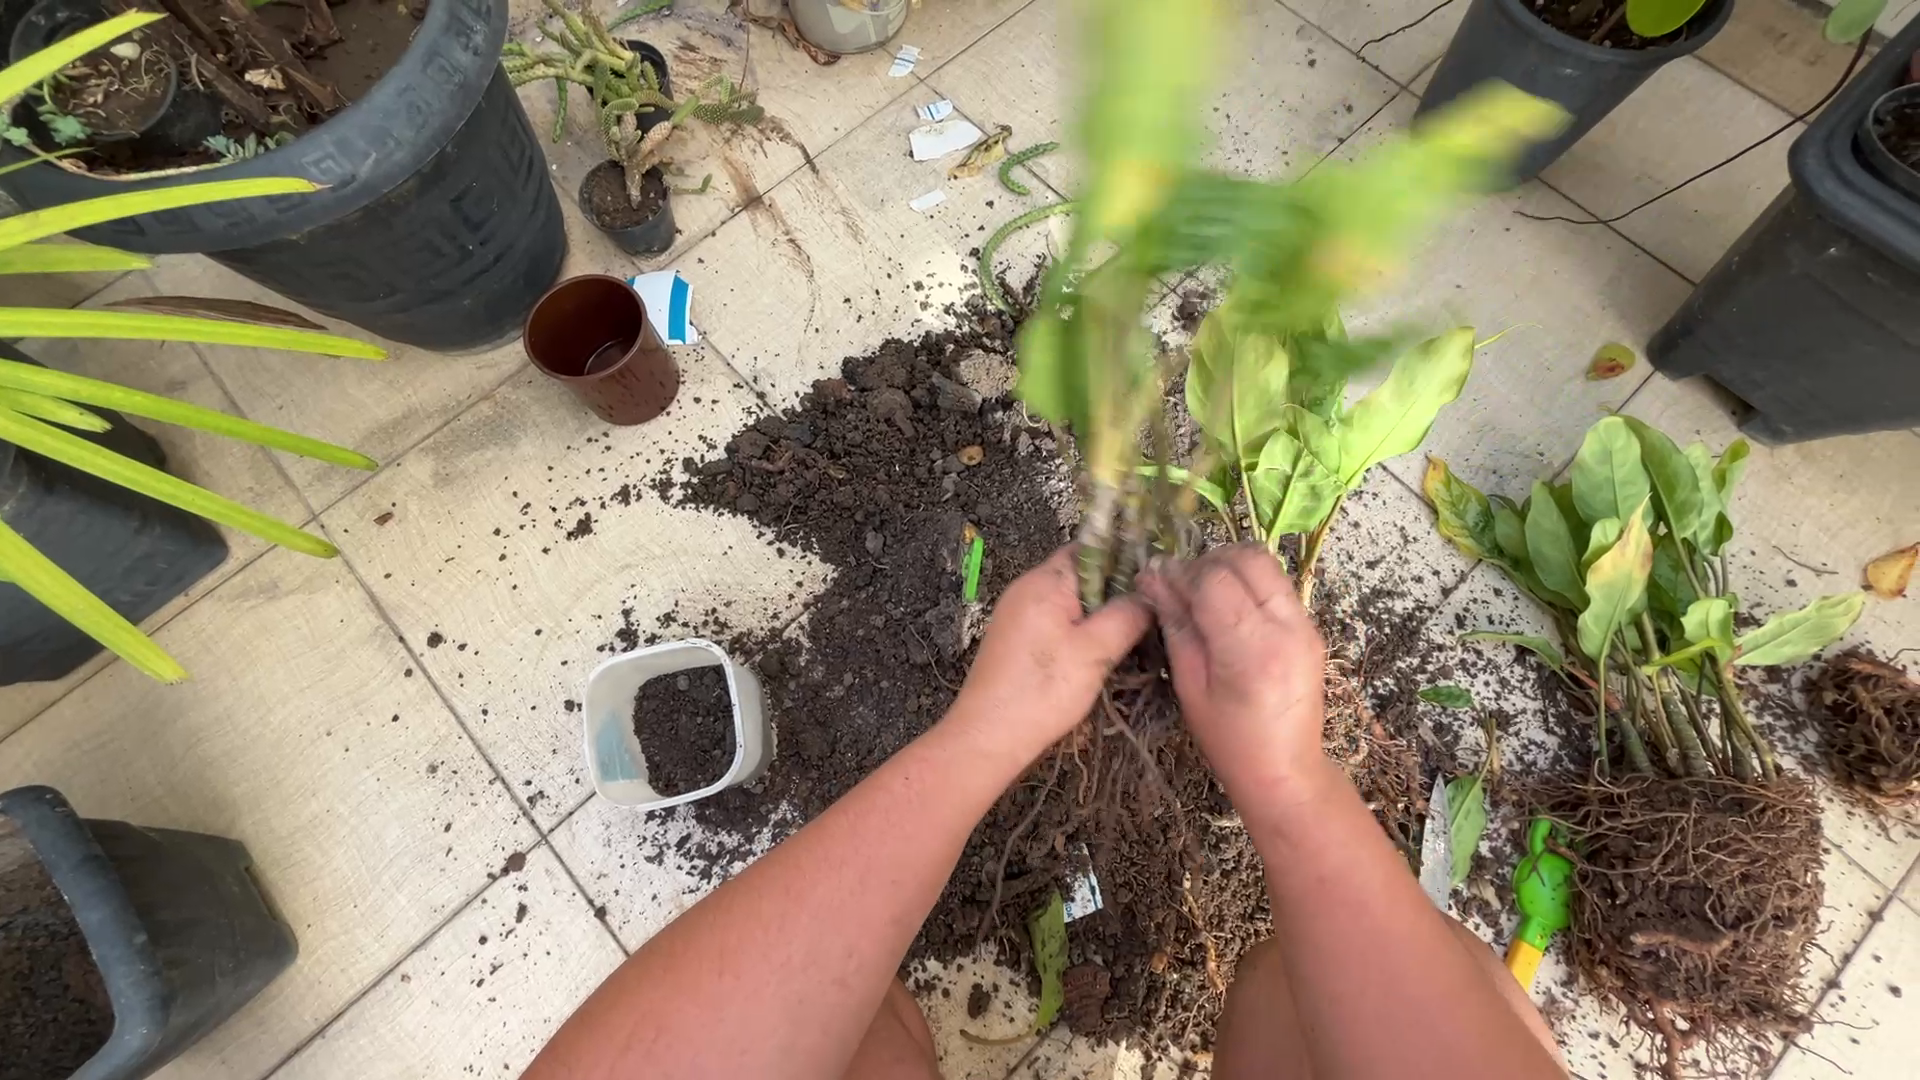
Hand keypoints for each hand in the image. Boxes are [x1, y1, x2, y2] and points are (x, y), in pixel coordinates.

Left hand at [948, 546, 1151, 758]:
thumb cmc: (1043, 689)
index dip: (1124, 556)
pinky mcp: (1018, 639)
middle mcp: (1027, 589)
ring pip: (1071, 601)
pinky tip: (1104, 651)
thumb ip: (1127, 614)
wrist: (989, 736)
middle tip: (1153, 609)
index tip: (1156, 575)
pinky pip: (1057, 621)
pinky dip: (1081, 630)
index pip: (1089, 548)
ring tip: (1136, 632)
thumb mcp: (1095, 651)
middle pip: (1081, 574)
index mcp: (1044, 581)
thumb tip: (1151, 593)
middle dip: (1116, 589)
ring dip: (1101, 613)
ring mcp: (1019, 614)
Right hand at [1137, 545, 1327, 800]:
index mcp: (1251, 650)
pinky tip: (1228, 608)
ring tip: (1205, 593)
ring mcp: (1306, 624)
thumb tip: (1152, 579)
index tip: (1158, 581)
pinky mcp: (1311, 626)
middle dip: (1207, 561)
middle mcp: (1286, 628)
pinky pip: (1276, 583)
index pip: (1214, 580)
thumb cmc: (1228, 739)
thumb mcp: (1188, 685)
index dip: (1181, 573)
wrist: (1286, 769)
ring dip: (1229, 566)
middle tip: (1183, 586)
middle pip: (1247, 558)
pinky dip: (1247, 582)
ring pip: (1266, 563)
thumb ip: (1176, 625)